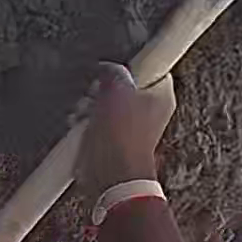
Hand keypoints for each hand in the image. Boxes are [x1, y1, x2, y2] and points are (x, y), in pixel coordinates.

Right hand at [78, 63, 176, 192]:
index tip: (115, 67)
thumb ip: (114, 72)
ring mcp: (129, 127)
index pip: (149, 68)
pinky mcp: (110, 140)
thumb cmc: (123, 139)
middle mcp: (148, 112)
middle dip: (102, 88)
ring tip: (86, 111)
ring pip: (104, 102)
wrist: (110, 175)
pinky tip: (81, 124)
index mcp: (161, 97)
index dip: (128, 66)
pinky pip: (94, 120)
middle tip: (97, 92)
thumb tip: (107, 68)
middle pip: (121, 85)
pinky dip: (84, 121)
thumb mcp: (117, 90)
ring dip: (89, 105)